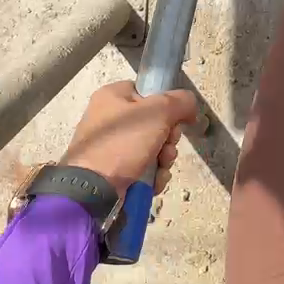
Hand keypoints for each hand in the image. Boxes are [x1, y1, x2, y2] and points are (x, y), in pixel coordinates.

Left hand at [60, 82, 199, 196]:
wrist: (92, 191)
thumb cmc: (123, 142)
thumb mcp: (158, 112)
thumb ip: (181, 101)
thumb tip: (190, 105)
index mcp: (112, 96)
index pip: (148, 92)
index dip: (166, 106)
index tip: (174, 119)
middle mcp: (109, 119)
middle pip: (155, 122)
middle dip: (168, 138)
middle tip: (167, 146)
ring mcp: (110, 147)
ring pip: (152, 147)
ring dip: (164, 158)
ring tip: (160, 167)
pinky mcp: (112, 170)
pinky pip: (143, 167)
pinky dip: (153, 175)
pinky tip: (153, 181)